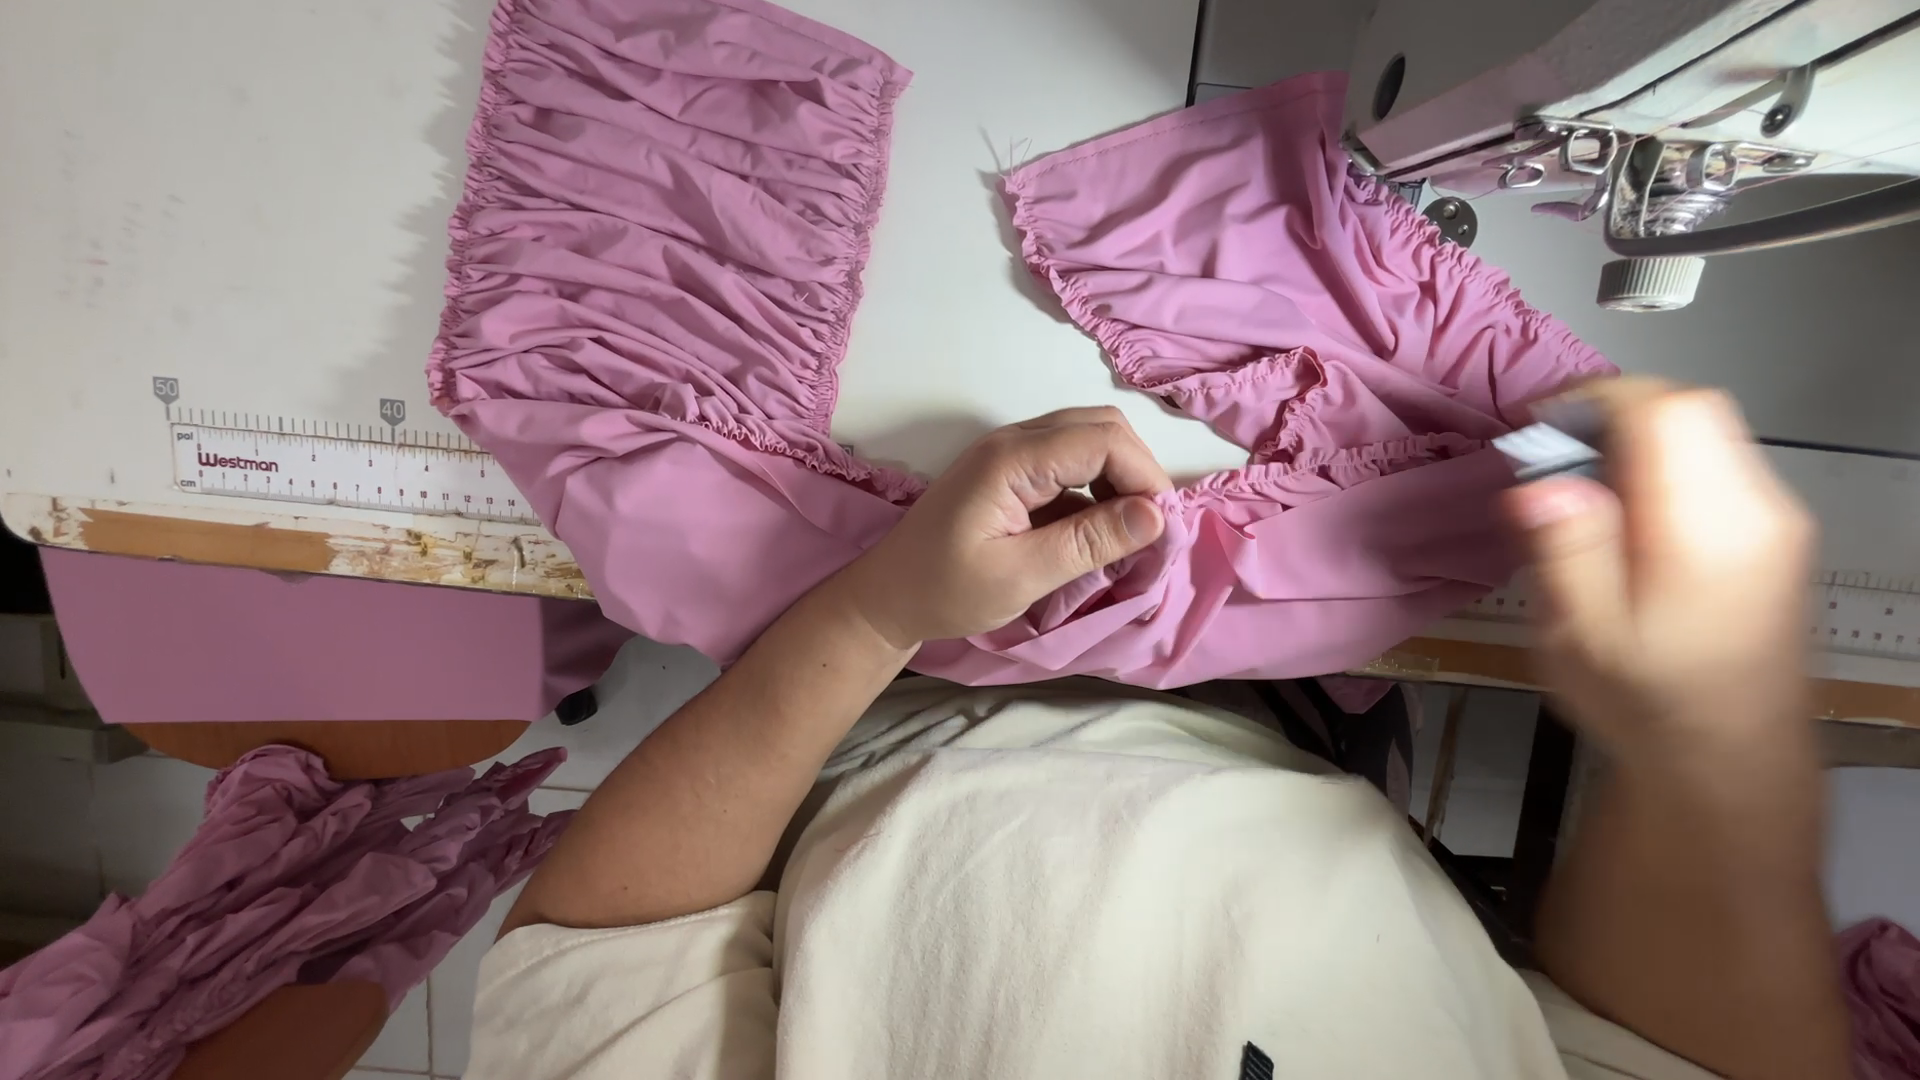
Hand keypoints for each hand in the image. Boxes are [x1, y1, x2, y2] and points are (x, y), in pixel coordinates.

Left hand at [836, 407, 1171, 649]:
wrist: (889, 596)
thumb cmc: (945, 590)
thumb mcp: (1021, 575)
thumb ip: (1088, 542)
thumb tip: (1156, 515)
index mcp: (1012, 458)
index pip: (1103, 439)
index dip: (1145, 477)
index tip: (1161, 530)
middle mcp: (1013, 441)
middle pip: (1100, 429)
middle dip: (1138, 472)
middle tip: (1152, 530)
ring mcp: (1010, 454)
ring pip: (1088, 442)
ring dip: (1119, 479)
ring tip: (1132, 533)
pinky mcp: (1010, 474)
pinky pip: (1068, 464)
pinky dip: (1096, 490)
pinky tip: (1101, 530)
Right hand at [1503, 383, 1815, 763]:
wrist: (1723, 755)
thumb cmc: (1641, 700)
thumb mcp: (1580, 633)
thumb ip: (1565, 552)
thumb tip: (1542, 484)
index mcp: (1707, 532)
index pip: (1669, 412)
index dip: (1594, 397)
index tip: (1533, 423)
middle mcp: (1756, 511)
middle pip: (1692, 409)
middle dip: (1607, 411)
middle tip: (1542, 453)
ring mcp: (1770, 519)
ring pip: (1701, 430)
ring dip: (1624, 436)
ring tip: (1566, 484)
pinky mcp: (1763, 531)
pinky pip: (1707, 462)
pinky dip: (1648, 460)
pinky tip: (1608, 509)